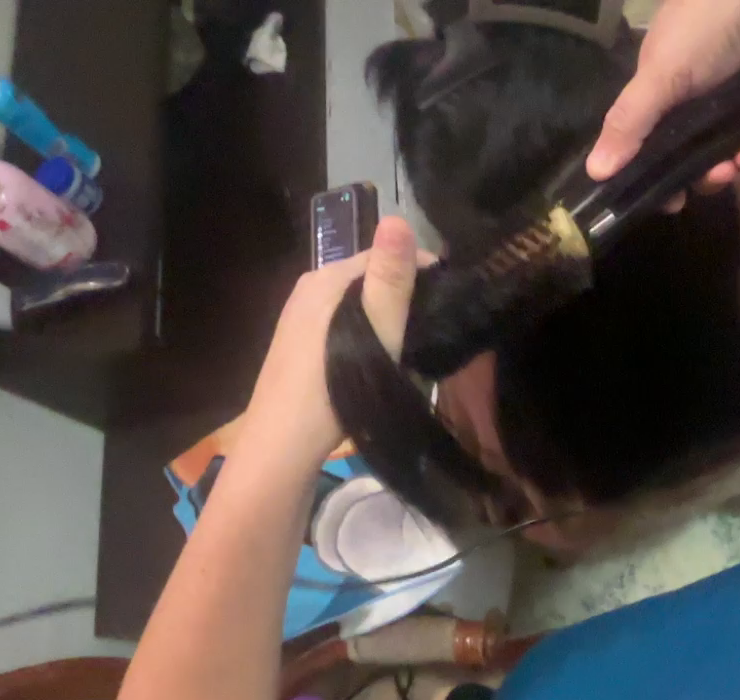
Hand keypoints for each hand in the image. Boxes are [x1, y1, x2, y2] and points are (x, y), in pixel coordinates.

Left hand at [237, 217, 428, 470]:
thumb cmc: (334, 385)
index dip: (424, 271)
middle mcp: (310, 287)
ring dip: (388, 316)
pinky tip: (381, 359)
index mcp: (326, 277)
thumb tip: (399, 217)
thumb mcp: (373, 330)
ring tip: (418, 345)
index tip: (454, 299)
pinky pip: (345, 324)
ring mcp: (301, 317)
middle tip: (440, 327)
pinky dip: (368, 332)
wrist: (284, 441)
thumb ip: (388, 279)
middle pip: (370, 278)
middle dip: (406, 294)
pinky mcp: (301, 345)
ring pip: (358, 303)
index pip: (384, 254)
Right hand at [587, 0, 739, 186]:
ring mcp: (736, 91)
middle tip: (726, 172)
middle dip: (712, 171)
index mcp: (663, 90)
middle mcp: (696, 93)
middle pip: (699, 154)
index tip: (676, 201)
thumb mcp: (659, 76)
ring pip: (736, 145)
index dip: (663, 178)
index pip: (655, 146)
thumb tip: (593, 173)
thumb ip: (629, 124)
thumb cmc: (706, 25)